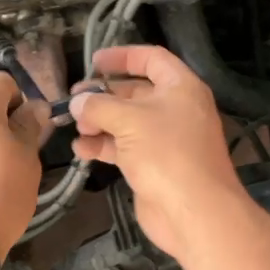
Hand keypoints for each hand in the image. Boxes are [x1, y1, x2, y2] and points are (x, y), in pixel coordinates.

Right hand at [69, 46, 249, 262]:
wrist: (195, 213)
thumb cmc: (167, 153)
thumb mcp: (129, 120)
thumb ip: (99, 106)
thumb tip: (78, 102)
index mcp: (180, 87)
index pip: (152, 58)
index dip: (122, 56)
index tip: (94, 62)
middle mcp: (175, 109)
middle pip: (135, 91)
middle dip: (103, 95)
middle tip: (74, 99)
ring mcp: (165, 139)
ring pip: (126, 121)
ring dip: (99, 121)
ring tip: (75, 126)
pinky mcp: (154, 165)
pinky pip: (124, 147)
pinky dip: (103, 146)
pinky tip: (81, 149)